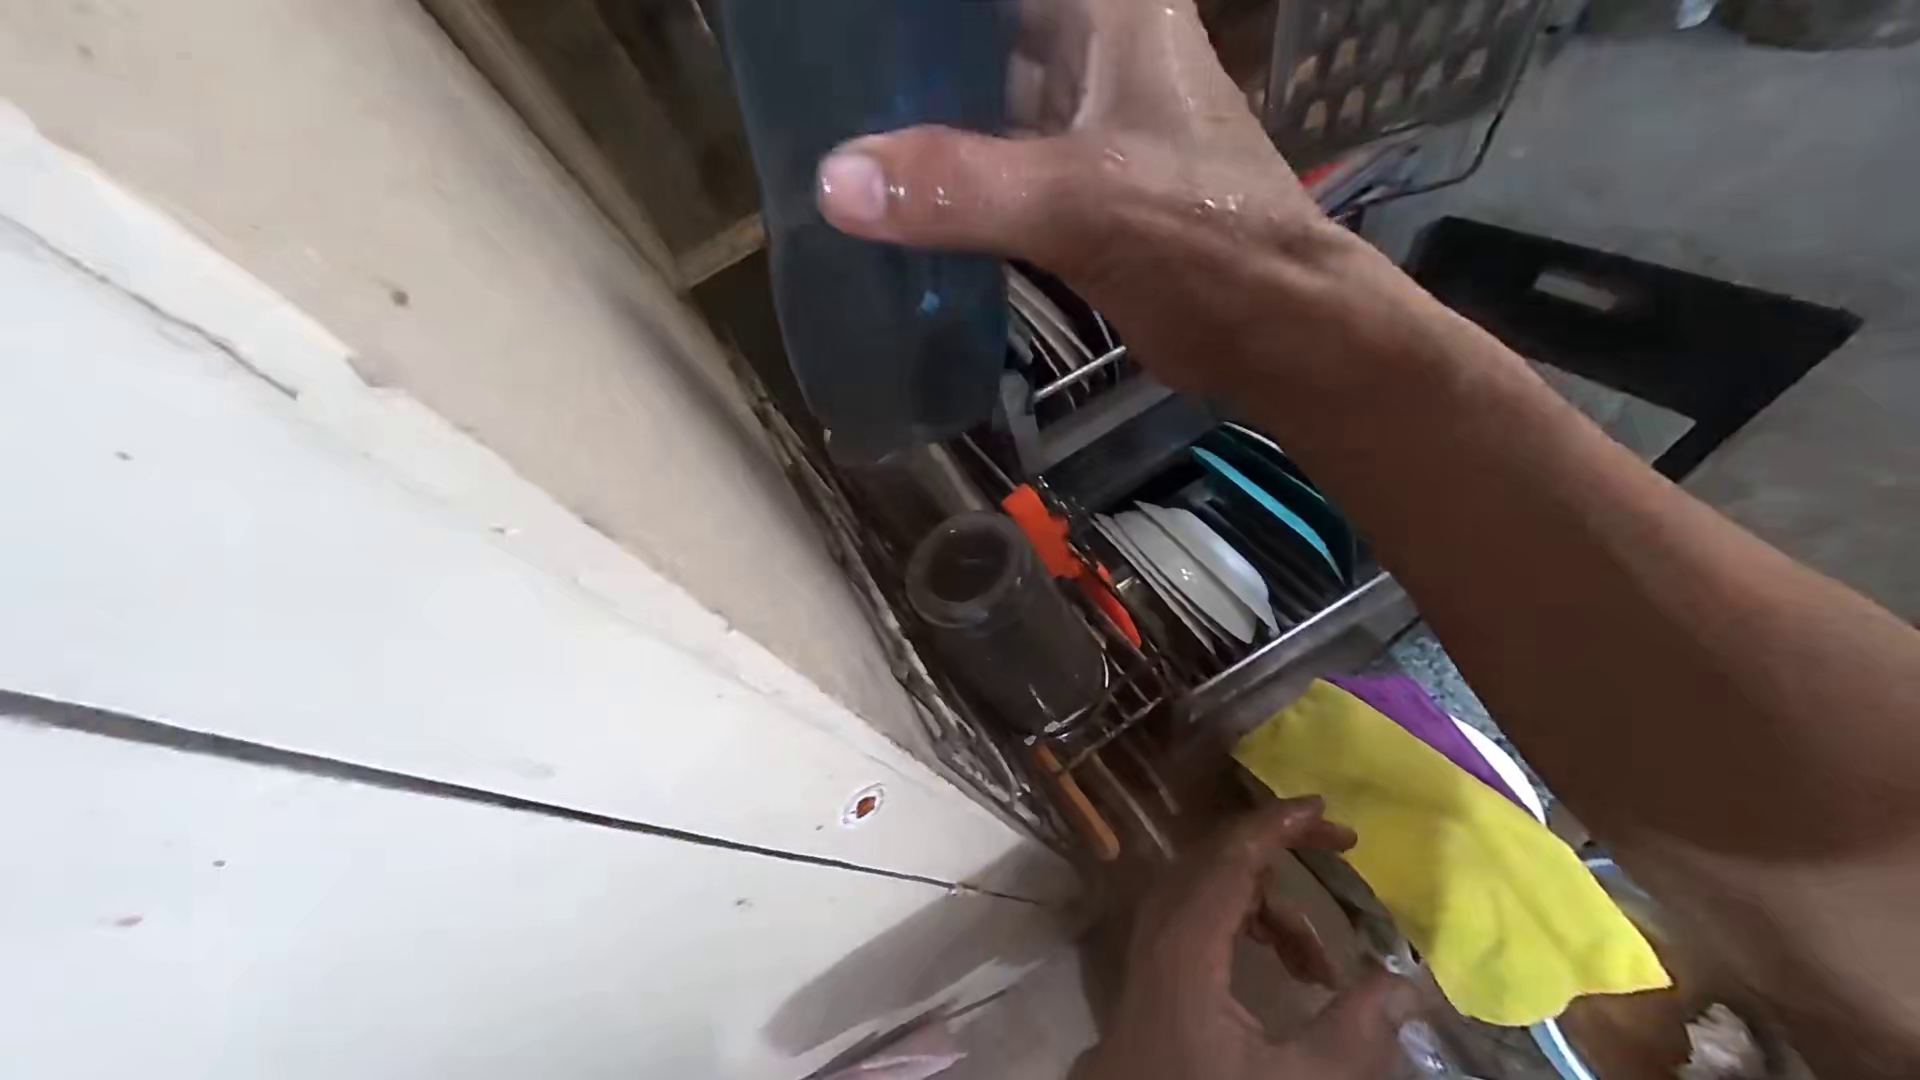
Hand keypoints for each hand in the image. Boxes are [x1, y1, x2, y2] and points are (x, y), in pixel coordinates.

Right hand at [812, 0, 1402, 402]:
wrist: (1262, 327)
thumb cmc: (1200, 243)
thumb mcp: (1079, 202)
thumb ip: (961, 187)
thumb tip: (832, 184)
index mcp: (1104, 5)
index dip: (916, 7)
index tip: (835, 26)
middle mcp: (1088, 47)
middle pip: (977, 31)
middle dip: (904, 56)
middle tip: (816, 78)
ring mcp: (1077, 123)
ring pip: (978, 101)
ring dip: (918, 121)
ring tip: (835, 131)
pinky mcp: (1070, 190)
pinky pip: (990, 169)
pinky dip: (945, 183)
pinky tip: (891, 198)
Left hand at [1075, 798, 1421, 1079]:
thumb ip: (1353, 1035)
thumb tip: (1412, 985)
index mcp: (1188, 935)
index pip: (1233, 854)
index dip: (1278, 823)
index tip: (1324, 808)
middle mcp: (1164, 915)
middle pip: (1222, 853)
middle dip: (1282, 846)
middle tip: (1340, 849)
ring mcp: (1155, 929)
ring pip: (1216, 881)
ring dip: (1271, 903)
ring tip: (1318, 967)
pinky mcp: (1157, 948)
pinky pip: (1205, 905)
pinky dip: (1248, 920)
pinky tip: (1287, 968)